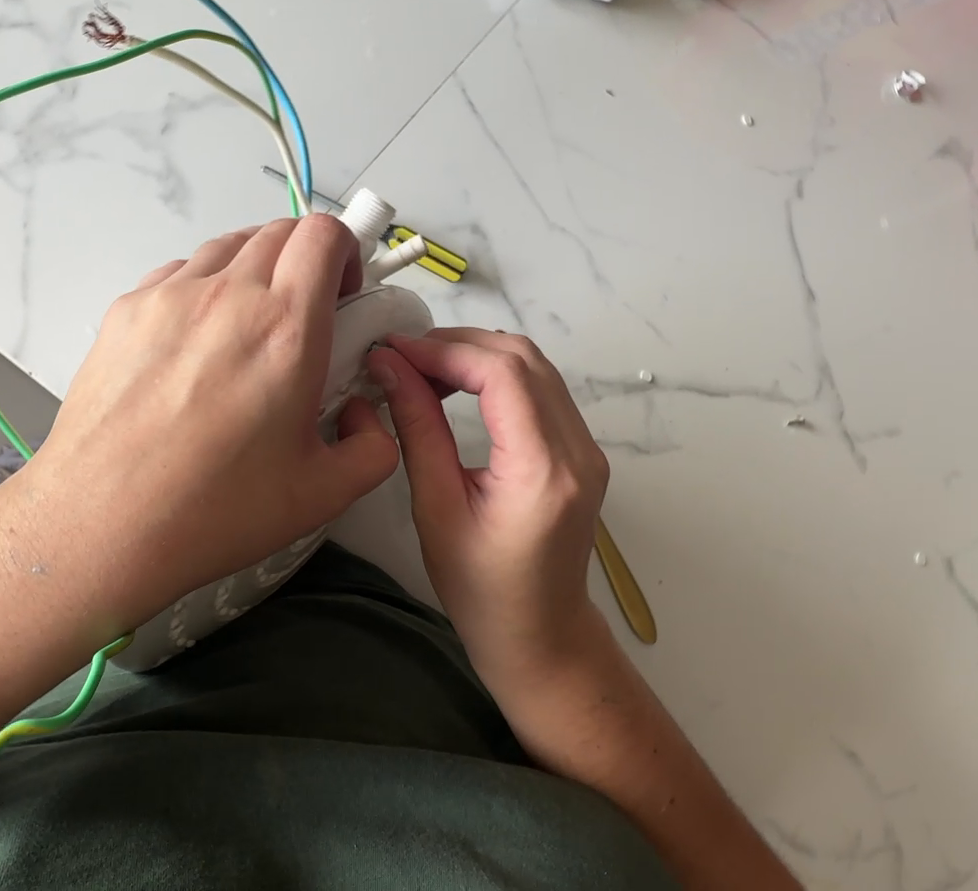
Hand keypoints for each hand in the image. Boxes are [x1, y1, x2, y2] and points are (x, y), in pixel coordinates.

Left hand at [23, 217, 397, 622]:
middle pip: (279, 231)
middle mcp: (227, 297)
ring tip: (254, 327)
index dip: (347, 251)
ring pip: (228, 246)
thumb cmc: (209, 509)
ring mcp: (169, 299)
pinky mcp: (126, 313)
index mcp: (285, 330)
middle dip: (307, 260)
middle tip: (309, 313)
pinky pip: (179, 272)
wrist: (102, 525)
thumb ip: (373, 446)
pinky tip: (202, 341)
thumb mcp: (323, 492)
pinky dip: (205, 287)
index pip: (324, 236)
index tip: (346, 290)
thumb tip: (366, 415)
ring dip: (256, 269)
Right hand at [367, 329, 609, 677]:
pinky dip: (499, 375)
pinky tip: (460, 387)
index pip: (502, 374)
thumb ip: (418, 429)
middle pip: (523, 358)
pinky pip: (543, 389)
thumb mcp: (437, 509)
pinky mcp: (583, 451)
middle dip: (459, 345)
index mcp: (543, 470)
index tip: (394, 351)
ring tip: (424, 370)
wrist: (541, 633)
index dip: (445, 350)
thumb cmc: (479, 589)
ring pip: (536, 366)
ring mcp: (588, 448)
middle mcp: (578, 449)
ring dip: (479, 355)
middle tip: (404, 358)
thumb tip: (389, 367)